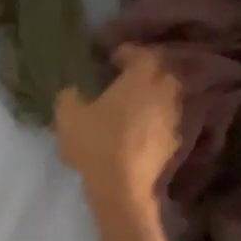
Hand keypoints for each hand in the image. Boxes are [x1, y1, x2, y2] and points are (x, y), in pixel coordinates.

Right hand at [54, 45, 180, 202]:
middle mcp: (162, 95)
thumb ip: (70, 95)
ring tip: (130, 104)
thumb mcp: (68, 115)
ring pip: (167, 98)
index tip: (111, 58)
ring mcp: (172, 120)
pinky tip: (136, 129)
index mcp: (139, 81)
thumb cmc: (95, 143)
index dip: (129, 52)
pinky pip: (165, 120)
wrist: (122, 187)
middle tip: (124, 77)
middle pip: (163, 73)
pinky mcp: (173, 143)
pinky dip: (154, 118)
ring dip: (151, 96)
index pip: (144, 54)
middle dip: (146, 72)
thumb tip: (74, 90)